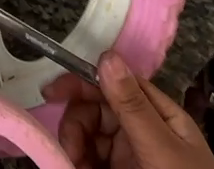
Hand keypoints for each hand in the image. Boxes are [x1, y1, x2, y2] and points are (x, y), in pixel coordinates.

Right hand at [44, 50, 213, 168]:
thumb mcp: (161, 150)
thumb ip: (133, 106)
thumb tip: (107, 55)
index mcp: (161, 116)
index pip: (116, 84)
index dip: (83, 83)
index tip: (52, 93)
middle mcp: (144, 131)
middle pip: (96, 109)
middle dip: (76, 123)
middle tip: (69, 147)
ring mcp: (131, 156)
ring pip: (88, 134)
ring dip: (74, 145)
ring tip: (71, 163)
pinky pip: (90, 157)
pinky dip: (77, 160)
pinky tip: (73, 166)